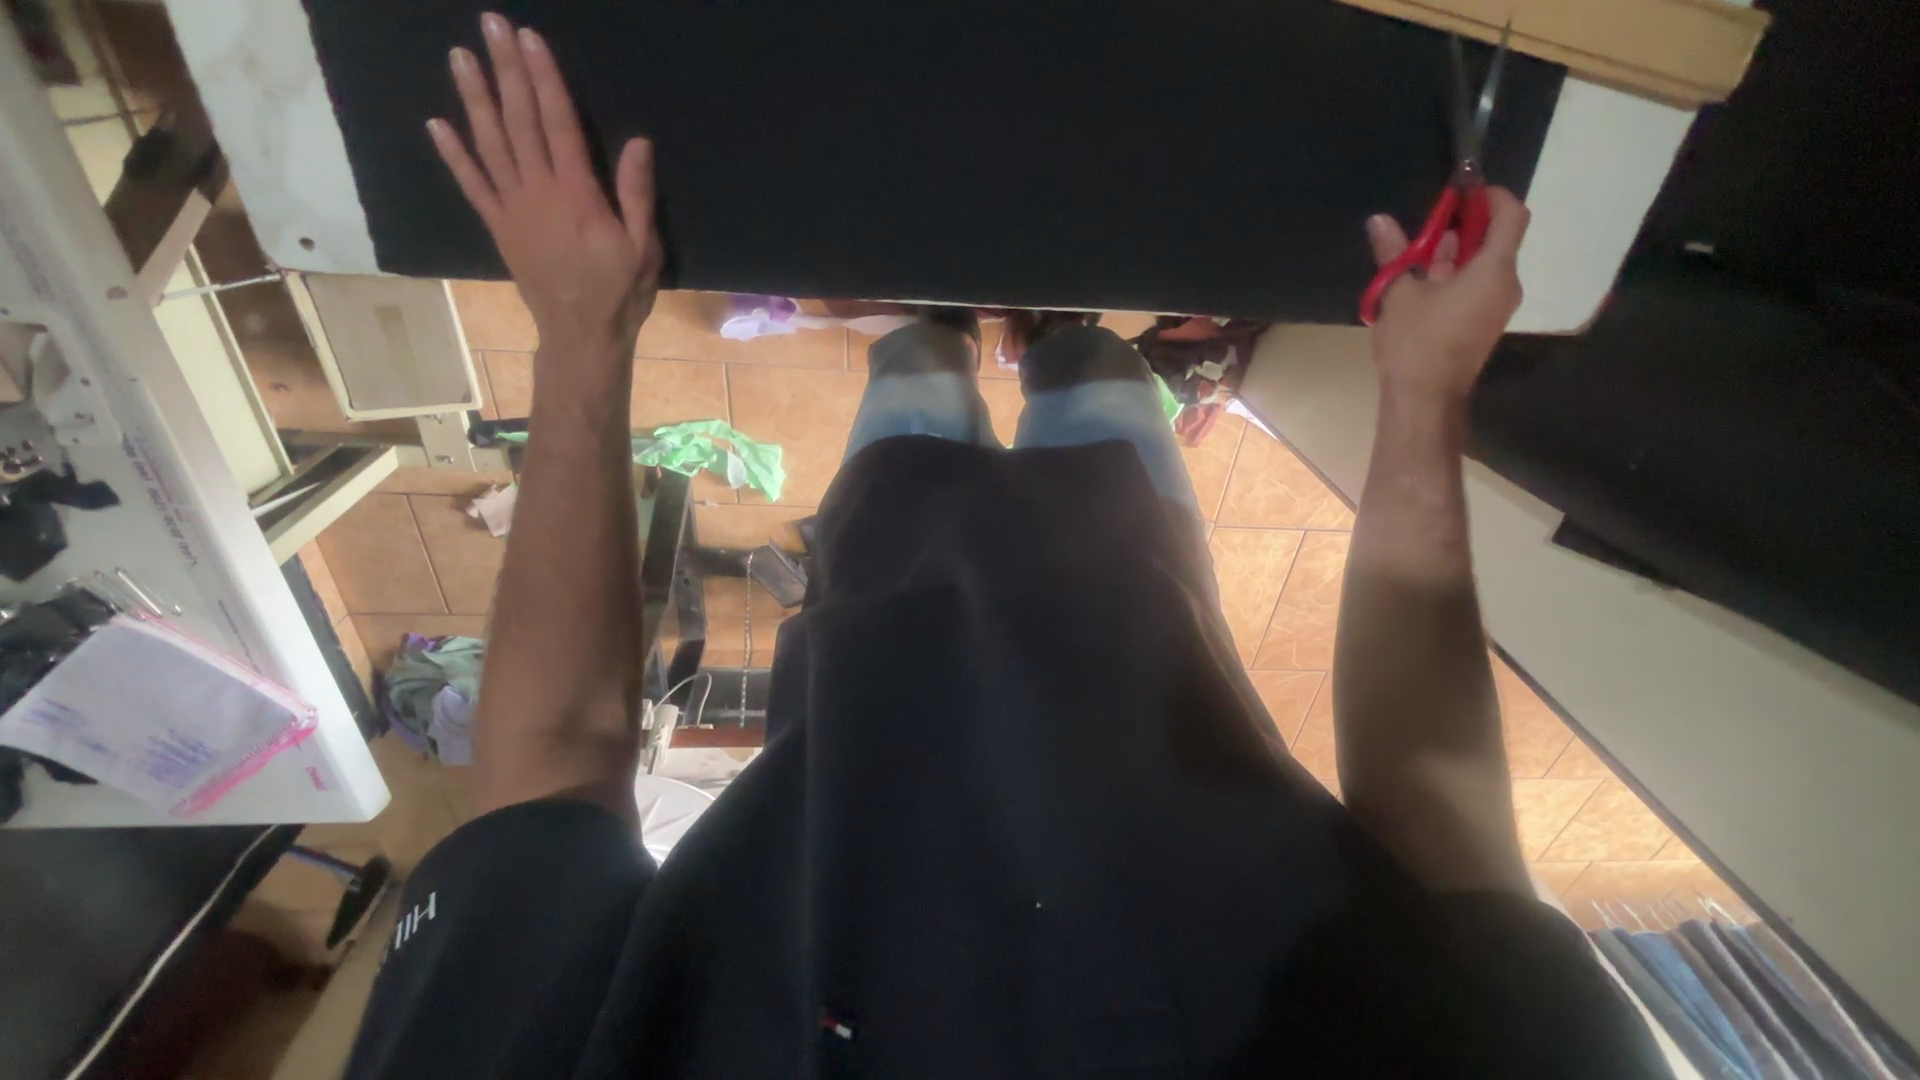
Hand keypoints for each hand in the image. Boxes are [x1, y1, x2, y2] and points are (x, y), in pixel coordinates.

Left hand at [428, 14, 661, 355]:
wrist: (582, 335)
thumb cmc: (620, 293)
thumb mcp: (644, 248)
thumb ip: (637, 196)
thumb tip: (637, 143)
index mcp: (578, 195)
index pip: (558, 124)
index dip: (544, 79)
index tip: (530, 39)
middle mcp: (539, 192)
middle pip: (519, 122)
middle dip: (506, 71)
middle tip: (491, 25)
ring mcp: (514, 209)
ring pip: (490, 144)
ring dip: (475, 98)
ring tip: (461, 56)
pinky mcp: (500, 227)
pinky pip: (473, 186)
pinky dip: (454, 155)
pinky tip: (437, 124)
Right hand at [1365, 186, 1528, 402]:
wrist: (1424, 399)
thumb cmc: (1416, 343)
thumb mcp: (1398, 294)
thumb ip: (1393, 254)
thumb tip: (1380, 221)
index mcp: (1494, 270)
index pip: (1511, 216)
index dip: (1492, 197)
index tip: (1463, 192)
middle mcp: (1505, 284)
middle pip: (1496, 241)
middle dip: (1465, 227)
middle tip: (1428, 224)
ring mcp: (1496, 307)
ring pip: (1484, 266)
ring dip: (1456, 255)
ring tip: (1416, 256)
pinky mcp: (1482, 325)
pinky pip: (1477, 288)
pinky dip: (1455, 278)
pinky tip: (1421, 285)